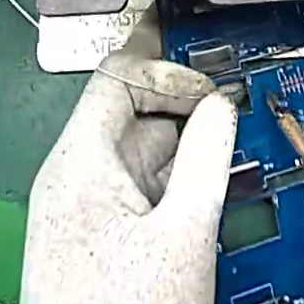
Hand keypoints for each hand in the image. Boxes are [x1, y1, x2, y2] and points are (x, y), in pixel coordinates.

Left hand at [21, 25, 238, 303]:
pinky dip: (175, 175)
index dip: (166, 68)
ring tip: (224, 145)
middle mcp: (76, 176)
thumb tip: (222, 105)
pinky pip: (141, 183)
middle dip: (183, 105)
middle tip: (228, 109)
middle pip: (132, 109)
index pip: (118, 76)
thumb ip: (206, 156)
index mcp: (79, 162)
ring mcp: (86, 207)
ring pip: (141, 147)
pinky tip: (203, 185)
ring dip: (184, 142)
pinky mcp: (99, 233)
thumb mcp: (182, 235)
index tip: (208, 83)